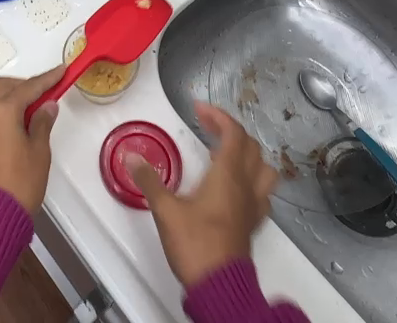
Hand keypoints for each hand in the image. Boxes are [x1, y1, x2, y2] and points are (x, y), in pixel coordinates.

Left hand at [0, 64, 63, 211]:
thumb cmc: (21, 182)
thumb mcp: (39, 151)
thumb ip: (42, 122)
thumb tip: (47, 106)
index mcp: (3, 110)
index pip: (29, 88)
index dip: (48, 79)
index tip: (61, 71)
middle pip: (6, 86)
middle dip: (26, 85)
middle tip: (47, 91)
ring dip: (11, 95)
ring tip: (31, 106)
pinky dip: (0, 107)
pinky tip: (15, 120)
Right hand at [131, 101, 276, 287]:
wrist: (219, 287)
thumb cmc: (195, 244)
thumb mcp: (165, 210)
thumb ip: (149, 181)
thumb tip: (132, 158)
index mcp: (227, 175)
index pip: (233, 133)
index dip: (217, 116)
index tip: (198, 109)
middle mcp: (246, 186)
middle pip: (250, 146)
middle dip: (229, 129)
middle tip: (206, 125)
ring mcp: (253, 205)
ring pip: (263, 168)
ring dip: (247, 153)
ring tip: (225, 152)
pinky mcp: (252, 223)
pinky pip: (261, 192)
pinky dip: (251, 179)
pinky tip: (235, 186)